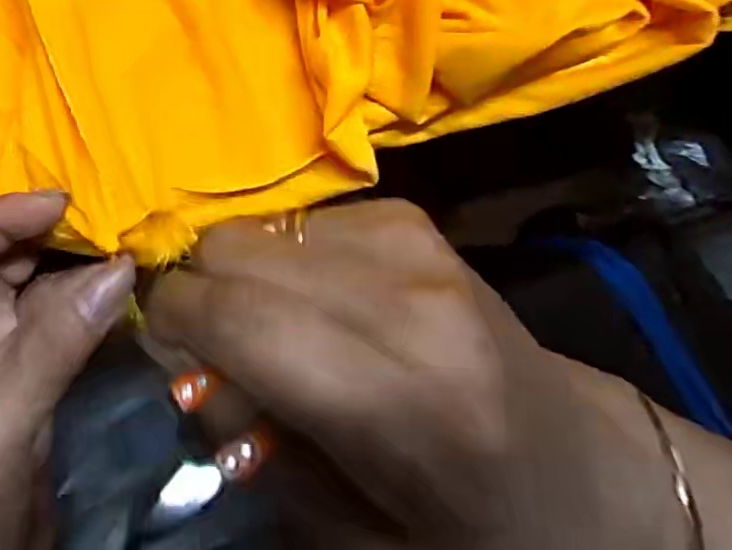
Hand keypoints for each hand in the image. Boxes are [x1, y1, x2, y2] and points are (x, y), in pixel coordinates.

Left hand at [0, 191, 136, 549]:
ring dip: (59, 249)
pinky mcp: (10, 349)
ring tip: (106, 228)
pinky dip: (75, 285)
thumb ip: (57, 340)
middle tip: (90, 207)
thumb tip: (121, 266)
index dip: (4, 216)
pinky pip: (44, 300)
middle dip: (33, 225)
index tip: (61, 198)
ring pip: (17, 267)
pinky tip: (107, 271)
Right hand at [145, 199, 685, 549]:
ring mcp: (411, 238)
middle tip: (211, 341)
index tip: (157, 338)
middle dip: (198, 290)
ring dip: (239, 271)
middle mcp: (406, 294)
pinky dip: (281, 256)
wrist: (574, 463)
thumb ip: (252, 436)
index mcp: (400, 394)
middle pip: (234, 250)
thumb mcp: (348, 524)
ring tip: (267, 321)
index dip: (174, 318)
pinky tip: (313, 297)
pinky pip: (297, 219)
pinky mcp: (409, 213)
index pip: (238, 318)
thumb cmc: (465, 520)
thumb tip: (181, 361)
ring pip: (257, 226)